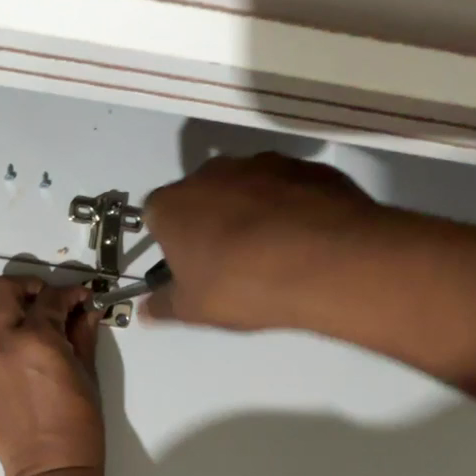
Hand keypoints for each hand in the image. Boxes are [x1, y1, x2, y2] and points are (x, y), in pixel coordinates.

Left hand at [0, 276, 104, 475]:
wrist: (46, 466)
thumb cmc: (77, 424)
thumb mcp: (87, 373)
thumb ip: (82, 335)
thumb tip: (87, 309)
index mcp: (37, 338)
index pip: (51, 299)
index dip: (70, 294)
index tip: (80, 297)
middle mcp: (0, 339)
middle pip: (4, 289)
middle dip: (28, 287)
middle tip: (44, 301)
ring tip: (7, 313)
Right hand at [142, 152, 381, 329]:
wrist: (329, 263)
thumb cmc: (242, 284)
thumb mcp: (193, 309)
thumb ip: (164, 305)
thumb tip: (146, 311)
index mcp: (171, 205)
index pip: (156, 215)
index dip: (172, 239)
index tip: (189, 263)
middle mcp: (209, 173)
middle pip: (201, 194)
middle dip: (211, 219)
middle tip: (230, 258)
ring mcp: (261, 164)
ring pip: (246, 186)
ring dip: (252, 208)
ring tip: (274, 248)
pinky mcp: (308, 167)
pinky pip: (289, 187)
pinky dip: (292, 205)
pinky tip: (306, 238)